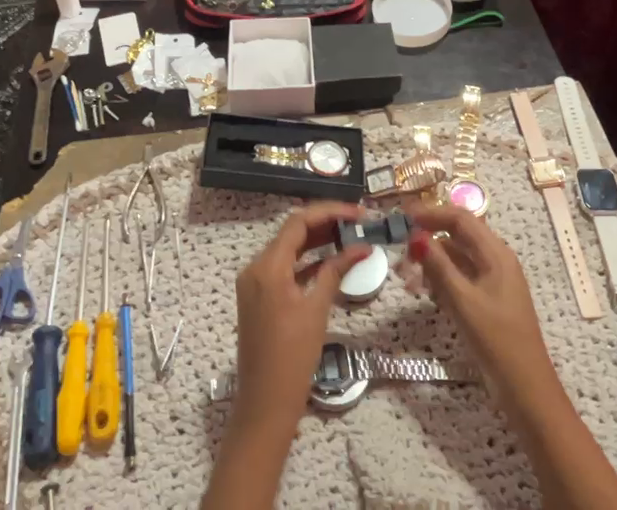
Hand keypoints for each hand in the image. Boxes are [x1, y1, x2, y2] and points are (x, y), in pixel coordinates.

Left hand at [232, 202, 370, 433]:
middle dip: (326, 223)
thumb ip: (336, 272)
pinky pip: (285, 269)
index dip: (330, 211)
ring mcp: (255, 283)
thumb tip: (362, 246)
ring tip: (352, 235)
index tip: (360, 212)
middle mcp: (255, 268)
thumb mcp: (316, 310)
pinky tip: (333, 261)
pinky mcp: (259, 297)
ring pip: (289, 249)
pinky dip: (308, 262)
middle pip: (292, 232)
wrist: (265, 404)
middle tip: (360, 221)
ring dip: (318, 241)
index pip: (298, 222)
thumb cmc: (292, 358)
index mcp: (266, 266)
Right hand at [405, 205, 549, 390]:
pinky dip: (441, 278)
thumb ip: (438, 265)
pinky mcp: (488, 299)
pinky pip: (461, 277)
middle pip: (458, 235)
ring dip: (432, 261)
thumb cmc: (496, 339)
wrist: (524, 385)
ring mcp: (493, 280)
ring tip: (407, 276)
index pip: (461, 218)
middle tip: (400, 250)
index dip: (431, 213)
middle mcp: (496, 260)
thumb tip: (416, 235)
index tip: (402, 216)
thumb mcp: (462, 300)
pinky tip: (425, 292)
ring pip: (457, 257)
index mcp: (496, 253)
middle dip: (428, 239)